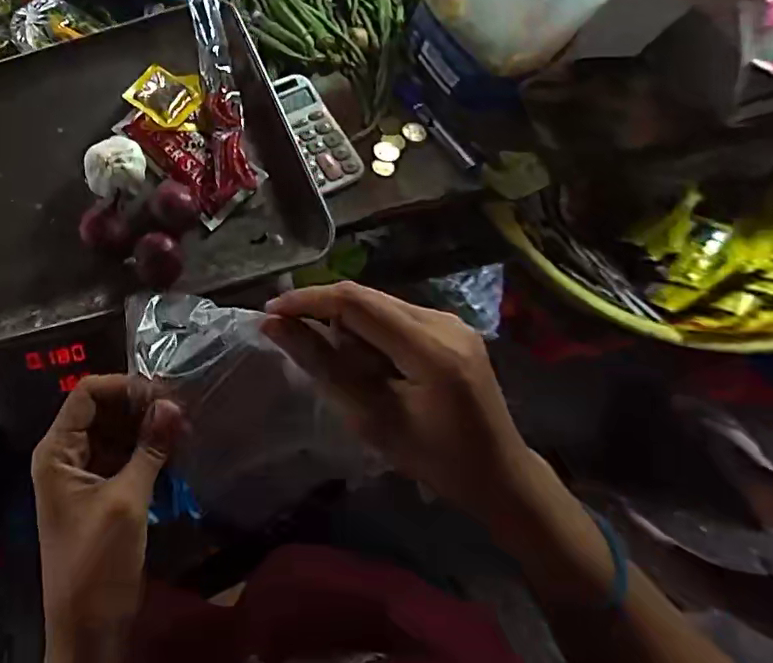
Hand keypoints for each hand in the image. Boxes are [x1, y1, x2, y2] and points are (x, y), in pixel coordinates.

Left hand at [32, 375, 184, 662]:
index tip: (162, 392)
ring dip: (145, 428)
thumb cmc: (97, 564)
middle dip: (139, 406)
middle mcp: (66, 454)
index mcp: (57, 450)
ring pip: (115, 433)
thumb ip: (149, 449)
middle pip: (102, 410)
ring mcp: (83, 474)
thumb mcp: (126, 502)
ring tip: (182, 426)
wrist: (87, 634)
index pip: (87, 394)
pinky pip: (122, 457)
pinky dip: (145, 450)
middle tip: (180, 408)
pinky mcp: (101, 493)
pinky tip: (173, 449)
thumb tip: (173, 404)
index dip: (123, 386)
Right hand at [264, 283, 530, 513]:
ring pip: (376, 302)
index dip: (307, 301)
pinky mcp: (450, 326)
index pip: (355, 302)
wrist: (501, 476)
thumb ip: (322, 365)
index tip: (270, 312)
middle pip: (364, 296)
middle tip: (293, 337)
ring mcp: (450, 320)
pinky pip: (392, 314)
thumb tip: (274, 326)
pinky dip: (367, 329)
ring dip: (345, 322)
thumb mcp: (371, 417)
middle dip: (322, 311)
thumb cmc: (435, 460)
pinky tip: (364, 360)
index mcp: (430, 348)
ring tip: (336, 361)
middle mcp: (442, 320)